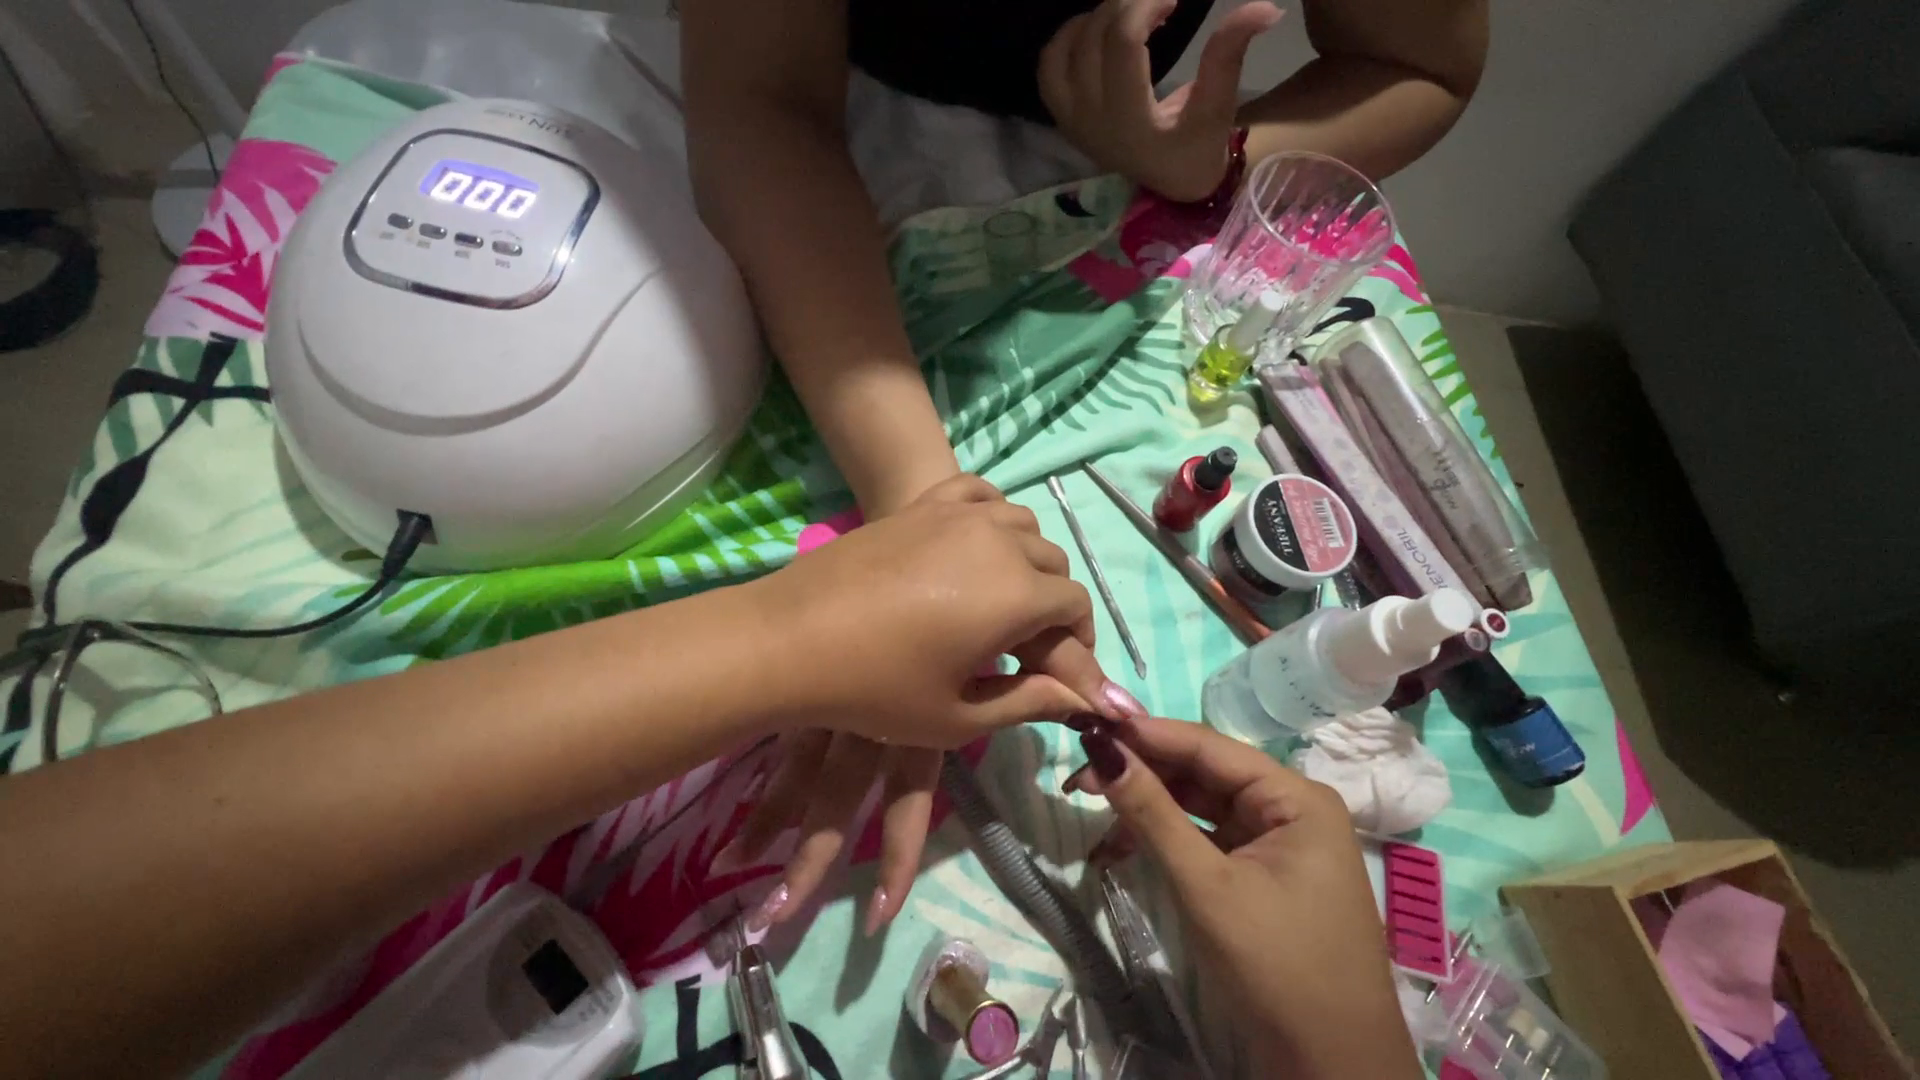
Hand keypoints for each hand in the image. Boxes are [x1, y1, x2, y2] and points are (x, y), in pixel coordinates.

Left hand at [753, 474, 1130, 747]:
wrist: (792, 640)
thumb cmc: (877, 688)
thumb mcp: (959, 715)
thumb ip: (1030, 703)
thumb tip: (1083, 702)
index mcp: (1016, 595)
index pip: (1075, 605)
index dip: (1079, 640)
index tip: (1060, 670)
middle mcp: (998, 542)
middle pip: (1054, 562)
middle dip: (1053, 603)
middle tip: (1027, 642)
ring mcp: (958, 514)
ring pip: (1021, 524)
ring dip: (1026, 558)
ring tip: (1000, 595)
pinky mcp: (923, 505)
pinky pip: (978, 491)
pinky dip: (991, 512)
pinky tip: (976, 540)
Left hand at [1039, 0, 1280, 201]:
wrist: (1170, 184)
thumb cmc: (1196, 150)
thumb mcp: (1217, 109)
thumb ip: (1229, 56)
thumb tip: (1267, 8)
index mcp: (1129, 121)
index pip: (1123, 42)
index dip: (1145, 4)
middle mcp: (1092, 121)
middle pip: (1095, 37)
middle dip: (1127, 4)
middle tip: (1158, 3)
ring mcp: (1072, 120)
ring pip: (1066, 48)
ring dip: (1097, 18)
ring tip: (1130, 15)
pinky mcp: (1064, 118)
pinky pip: (1049, 68)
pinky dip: (1068, 39)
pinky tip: (1097, 29)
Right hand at [1068, 717, 1421, 1078]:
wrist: (1330, 1070)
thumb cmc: (1275, 967)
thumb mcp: (1205, 885)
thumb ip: (1151, 812)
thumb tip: (1100, 745)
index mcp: (1295, 797)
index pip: (1208, 746)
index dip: (1145, 734)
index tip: (1087, 723)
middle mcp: (1290, 808)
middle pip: (1203, 773)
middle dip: (1141, 773)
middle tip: (1078, 776)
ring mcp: (1277, 843)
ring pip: (1199, 805)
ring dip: (1147, 807)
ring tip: (1090, 804)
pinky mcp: (1262, 874)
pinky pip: (1205, 838)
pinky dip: (1165, 839)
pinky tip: (1121, 846)